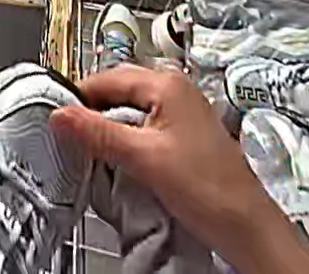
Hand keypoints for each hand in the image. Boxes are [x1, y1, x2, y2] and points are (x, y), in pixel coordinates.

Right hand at [51, 66, 308, 273]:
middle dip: (94, 109)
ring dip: (110, 123)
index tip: (59, 117)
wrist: (249, 230)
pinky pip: (145, 121)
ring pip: (131, 105)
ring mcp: (182, 108)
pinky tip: (119, 154)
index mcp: (167, 82)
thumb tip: (61, 116)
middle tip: (72, 133)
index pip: (108, 78)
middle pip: (119, 88)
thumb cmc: (208, 190)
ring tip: (92, 146)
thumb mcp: (144, 158)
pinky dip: (127, 133)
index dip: (80, 97)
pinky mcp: (185, 130)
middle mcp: (176, 87)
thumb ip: (98, 133)